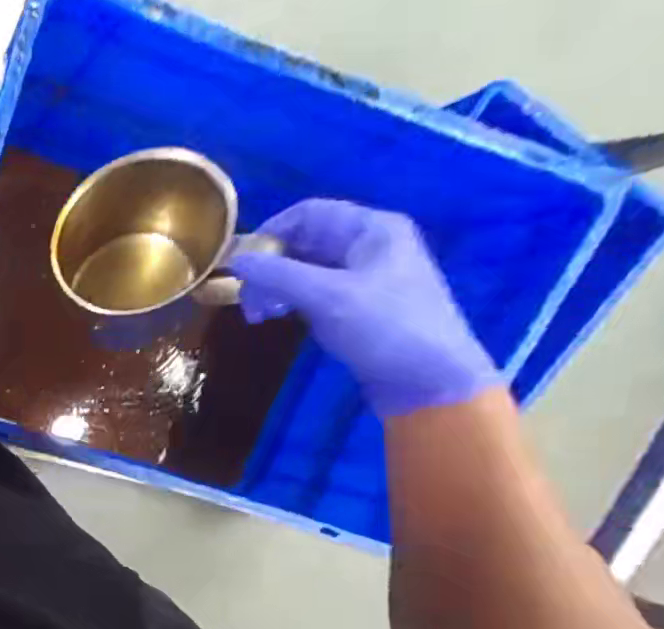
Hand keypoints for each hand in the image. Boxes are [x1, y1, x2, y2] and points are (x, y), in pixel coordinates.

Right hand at [229, 199, 500, 417]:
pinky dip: (290, 301)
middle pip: (303, 242)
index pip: (308, 213)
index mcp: (371, 229)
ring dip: (275, 288)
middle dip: (269, 267)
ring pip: (305, 270)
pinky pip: (313, 292)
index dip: (268, 234)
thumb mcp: (327, 297)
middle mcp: (368, 245)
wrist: (428, 380)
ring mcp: (364, 277)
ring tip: (258, 316)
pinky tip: (278, 319)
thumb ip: (278, 276)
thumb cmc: (384, 328)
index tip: (238, 266)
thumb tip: (234, 261)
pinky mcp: (357, 306)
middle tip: (246, 302)